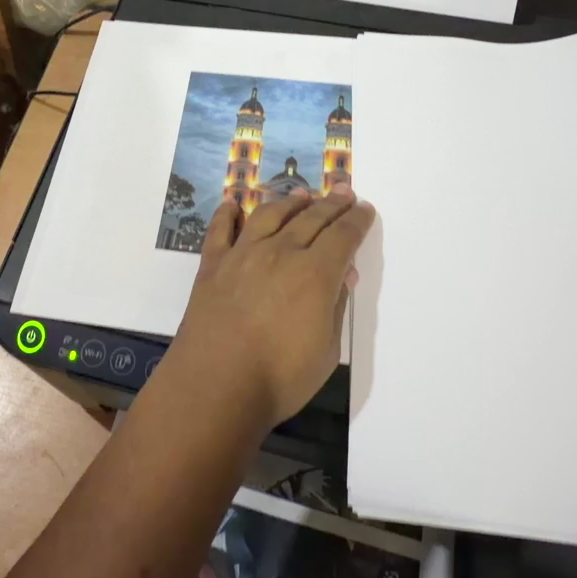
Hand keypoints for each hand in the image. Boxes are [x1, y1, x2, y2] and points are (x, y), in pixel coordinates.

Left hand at [168, 187, 373, 426]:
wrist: (215, 385)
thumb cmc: (279, 378)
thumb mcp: (326, 351)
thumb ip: (335, 307)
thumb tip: (342, 274)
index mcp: (314, 273)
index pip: (343, 236)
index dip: (357, 221)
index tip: (365, 210)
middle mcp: (280, 252)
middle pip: (311, 218)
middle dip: (332, 204)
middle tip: (344, 191)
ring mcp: (242, 254)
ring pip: (270, 214)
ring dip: (290, 201)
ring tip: (302, 194)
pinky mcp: (212, 264)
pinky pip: (221, 229)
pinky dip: (228, 213)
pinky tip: (233, 204)